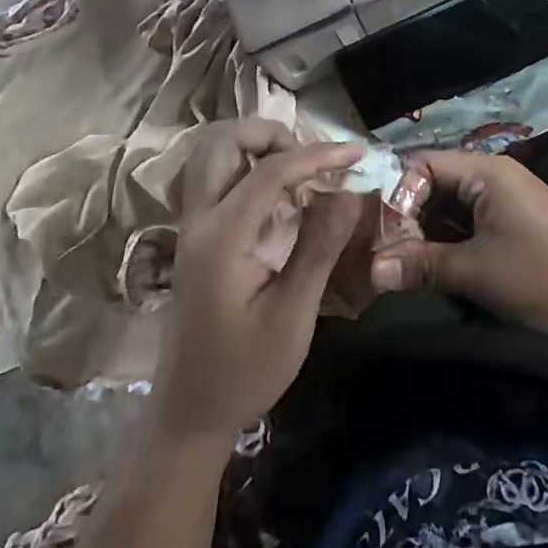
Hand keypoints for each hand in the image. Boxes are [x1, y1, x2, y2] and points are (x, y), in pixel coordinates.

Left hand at [154, 136, 364, 438]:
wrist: (190, 412)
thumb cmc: (245, 370)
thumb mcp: (292, 315)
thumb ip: (319, 248)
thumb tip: (349, 193)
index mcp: (222, 237)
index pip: (268, 171)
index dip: (316, 154)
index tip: (357, 153)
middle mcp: (199, 221)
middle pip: (221, 142)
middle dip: (271, 135)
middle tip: (312, 161)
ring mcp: (192, 227)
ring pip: (213, 156)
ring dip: (257, 149)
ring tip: (301, 174)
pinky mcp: (197, 238)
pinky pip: (218, 180)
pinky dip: (250, 169)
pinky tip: (284, 198)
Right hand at [369, 151, 547, 349]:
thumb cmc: (543, 278)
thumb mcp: (475, 272)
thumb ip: (420, 265)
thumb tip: (371, 269)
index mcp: (487, 172)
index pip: (423, 164)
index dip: (396, 194)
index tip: (376, 232)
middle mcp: (495, 177)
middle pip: (434, 183)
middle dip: (407, 215)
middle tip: (381, 250)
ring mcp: (507, 202)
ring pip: (450, 207)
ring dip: (425, 232)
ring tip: (398, 262)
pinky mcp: (514, 225)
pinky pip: (469, 223)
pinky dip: (447, 241)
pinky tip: (429, 266)